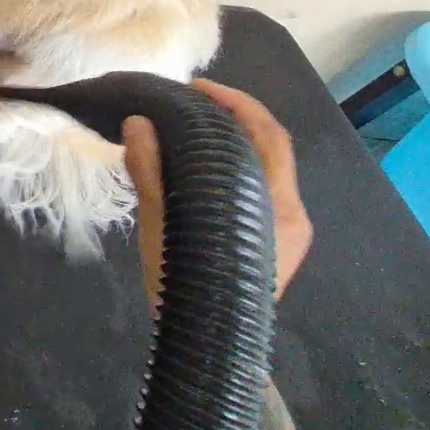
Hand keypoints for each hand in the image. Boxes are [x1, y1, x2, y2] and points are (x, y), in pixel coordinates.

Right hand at [122, 78, 312, 305]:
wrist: (209, 342)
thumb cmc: (188, 283)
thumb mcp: (161, 225)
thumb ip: (150, 172)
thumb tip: (137, 123)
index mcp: (277, 207)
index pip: (269, 137)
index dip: (237, 103)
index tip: (196, 87)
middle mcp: (292, 212)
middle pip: (272, 146)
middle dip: (234, 113)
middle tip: (191, 97)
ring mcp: (288, 226)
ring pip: (267, 163)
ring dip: (234, 135)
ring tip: (192, 121)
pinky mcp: (276, 236)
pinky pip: (260, 182)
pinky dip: (235, 159)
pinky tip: (202, 158)